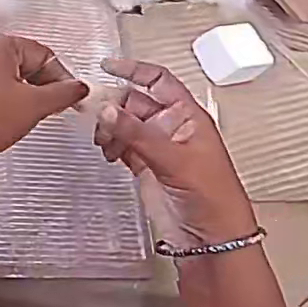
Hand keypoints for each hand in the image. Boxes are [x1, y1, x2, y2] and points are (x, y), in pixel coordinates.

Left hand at [0, 33, 88, 163]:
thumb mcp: (35, 105)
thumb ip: (63, 93)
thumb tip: (76, 88)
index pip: (45, 54)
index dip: (62, 77)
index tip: (72, 95)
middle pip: (29, 63)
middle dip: (45, 85)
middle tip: (56, 105)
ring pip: (14, 76)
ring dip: (29, 94)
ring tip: (32, 113)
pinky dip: (12, 99)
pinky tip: (13, 116)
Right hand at [91, 59, 258, 244]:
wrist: (210, 239)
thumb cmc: (214, 198)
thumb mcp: (175, 160)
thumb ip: (137, 133)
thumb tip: (108, 110)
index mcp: (187, 116)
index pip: (158, 81)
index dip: (134, 70)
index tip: (107, 66)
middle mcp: (171, 127)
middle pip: (134, 103)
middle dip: (114, 105)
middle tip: (94, 112)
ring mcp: (157, 147)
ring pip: (124, 124)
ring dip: (109, 128)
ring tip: (103, 140)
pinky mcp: (145, 166)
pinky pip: (121, 145)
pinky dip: (111, 145)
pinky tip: (109, 152)